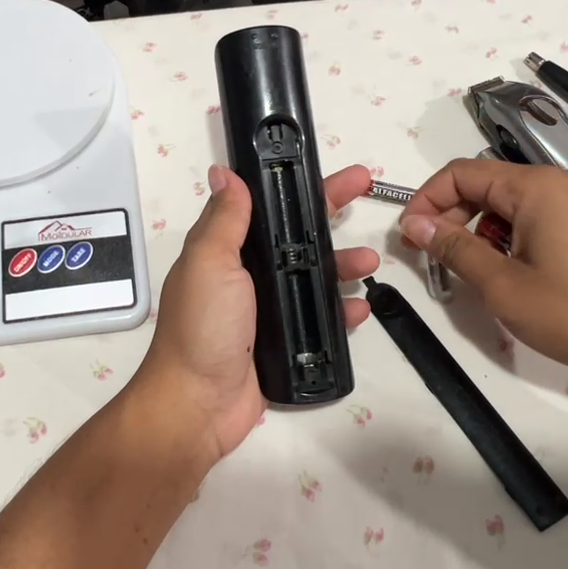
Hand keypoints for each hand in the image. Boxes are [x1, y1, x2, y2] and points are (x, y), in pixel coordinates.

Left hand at [129, 163, 380, 464]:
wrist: (199, 402)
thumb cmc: (202, 325)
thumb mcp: (210, 262)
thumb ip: (224, 219)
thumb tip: (224, 171)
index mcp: (227, 249)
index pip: (268, 206)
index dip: (297, 185)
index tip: (326, 166)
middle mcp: (248, 274)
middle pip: (297, 235)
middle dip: (330, 212)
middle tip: (366, 192)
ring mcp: (267, 309)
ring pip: (314, 276)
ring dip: (342, 264)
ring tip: (369, 260)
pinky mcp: (285, 342)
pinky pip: (320, 320)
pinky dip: (342, 312)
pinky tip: (361, 308)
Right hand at [397, 158, 567, 383]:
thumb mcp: (504, 286)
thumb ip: (454, 249)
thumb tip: (415, 224)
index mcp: (537, 188)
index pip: (462, 173)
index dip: (427, 200)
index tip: (410, 237)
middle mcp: (562, 182)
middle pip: (488, 184)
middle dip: (453, 216)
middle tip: (436, 258)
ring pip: (513, 202)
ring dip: (483, 229)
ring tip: (480, 272)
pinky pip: (541, 215)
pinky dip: (514, 235)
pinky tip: (518, 272)